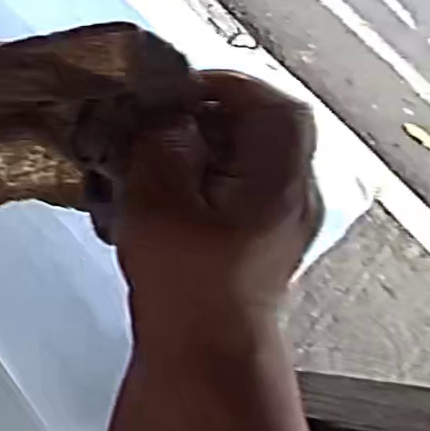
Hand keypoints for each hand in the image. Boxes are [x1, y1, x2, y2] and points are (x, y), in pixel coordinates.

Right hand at [115, 71, 320, 343]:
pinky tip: (150, 190)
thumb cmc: (184, 275)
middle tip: (146, 122)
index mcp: (278, 181)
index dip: (226, 84)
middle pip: (256, 128)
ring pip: (236, 155)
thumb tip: (167, 113)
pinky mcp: (250, 234)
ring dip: (187, 144)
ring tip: (140, 159)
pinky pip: (224, 182)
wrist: (204, 346)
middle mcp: (290, 194)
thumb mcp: (160, 198)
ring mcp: (273, 217)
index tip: (172, 87)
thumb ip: (164, 145)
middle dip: (197, 115)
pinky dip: (188, 172)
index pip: (276, 107)